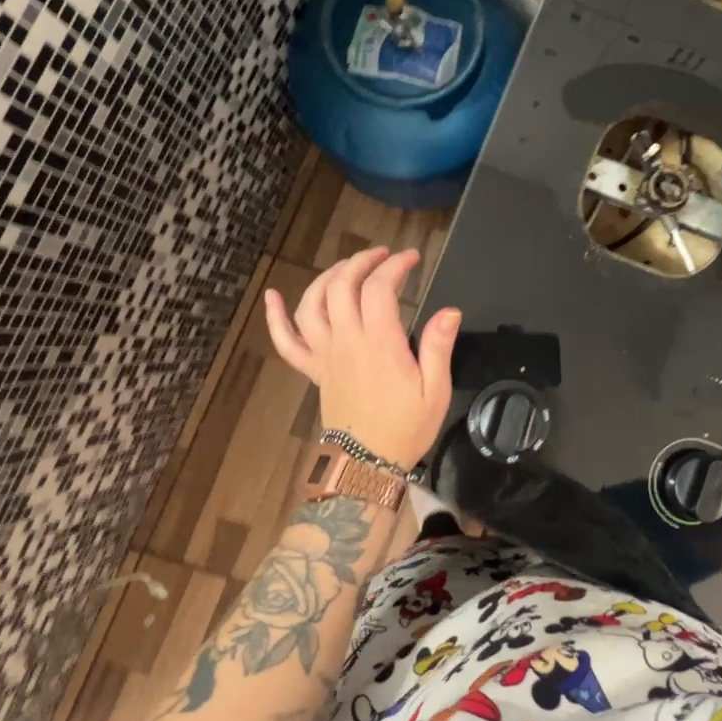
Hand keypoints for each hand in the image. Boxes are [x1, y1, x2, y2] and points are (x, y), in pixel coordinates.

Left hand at [263, 247, 461, 469]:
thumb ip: (438, 347)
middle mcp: (346, 342)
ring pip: (312, 304)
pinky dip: (275, 317)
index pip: (379, 289)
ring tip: (348, 267)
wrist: (367, 464)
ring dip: (328, 277)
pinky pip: (286, 341)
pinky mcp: (312, 369)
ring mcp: (324, 355)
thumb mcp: (436, 390)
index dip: (394, 266)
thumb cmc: (406, 427)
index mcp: (380, 345)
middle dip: (361, 261)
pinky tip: (272, 296)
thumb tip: (449, 310)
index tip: (412, 258)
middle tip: (383, 256)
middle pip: (341, 286)